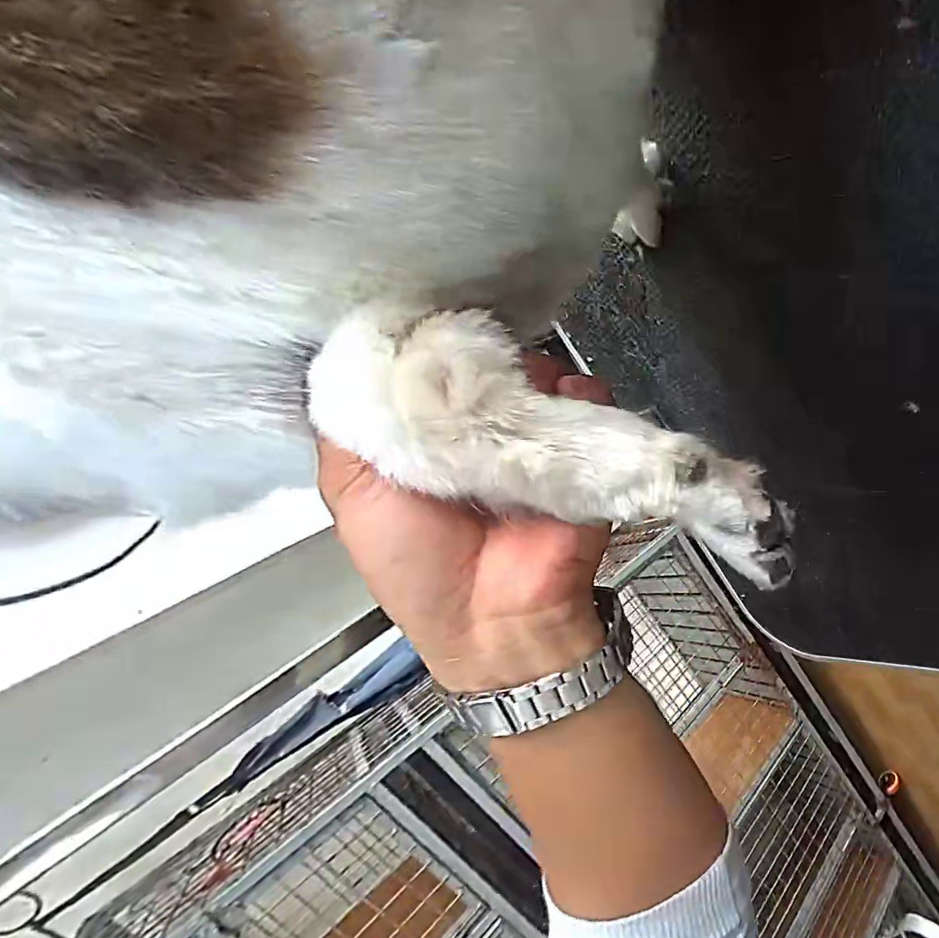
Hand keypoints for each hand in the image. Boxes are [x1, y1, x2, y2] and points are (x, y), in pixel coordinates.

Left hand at [317, 356, 612, 692]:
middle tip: (472, 355)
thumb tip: (358, 355)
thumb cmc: (418, 567)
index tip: (425, 319)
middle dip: (480, 348)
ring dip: (531, 366)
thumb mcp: (354, 493)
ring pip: (539, 374)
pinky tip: (564, 395)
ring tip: (519, 379)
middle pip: (486, 361)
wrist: (496, 617)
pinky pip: (587, 404)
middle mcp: (483, 429)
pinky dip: (580, 391)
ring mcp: (535, 437)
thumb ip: (350, 428)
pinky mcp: (581, 450)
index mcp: (429, 435)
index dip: (426, 339)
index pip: (430, 367)